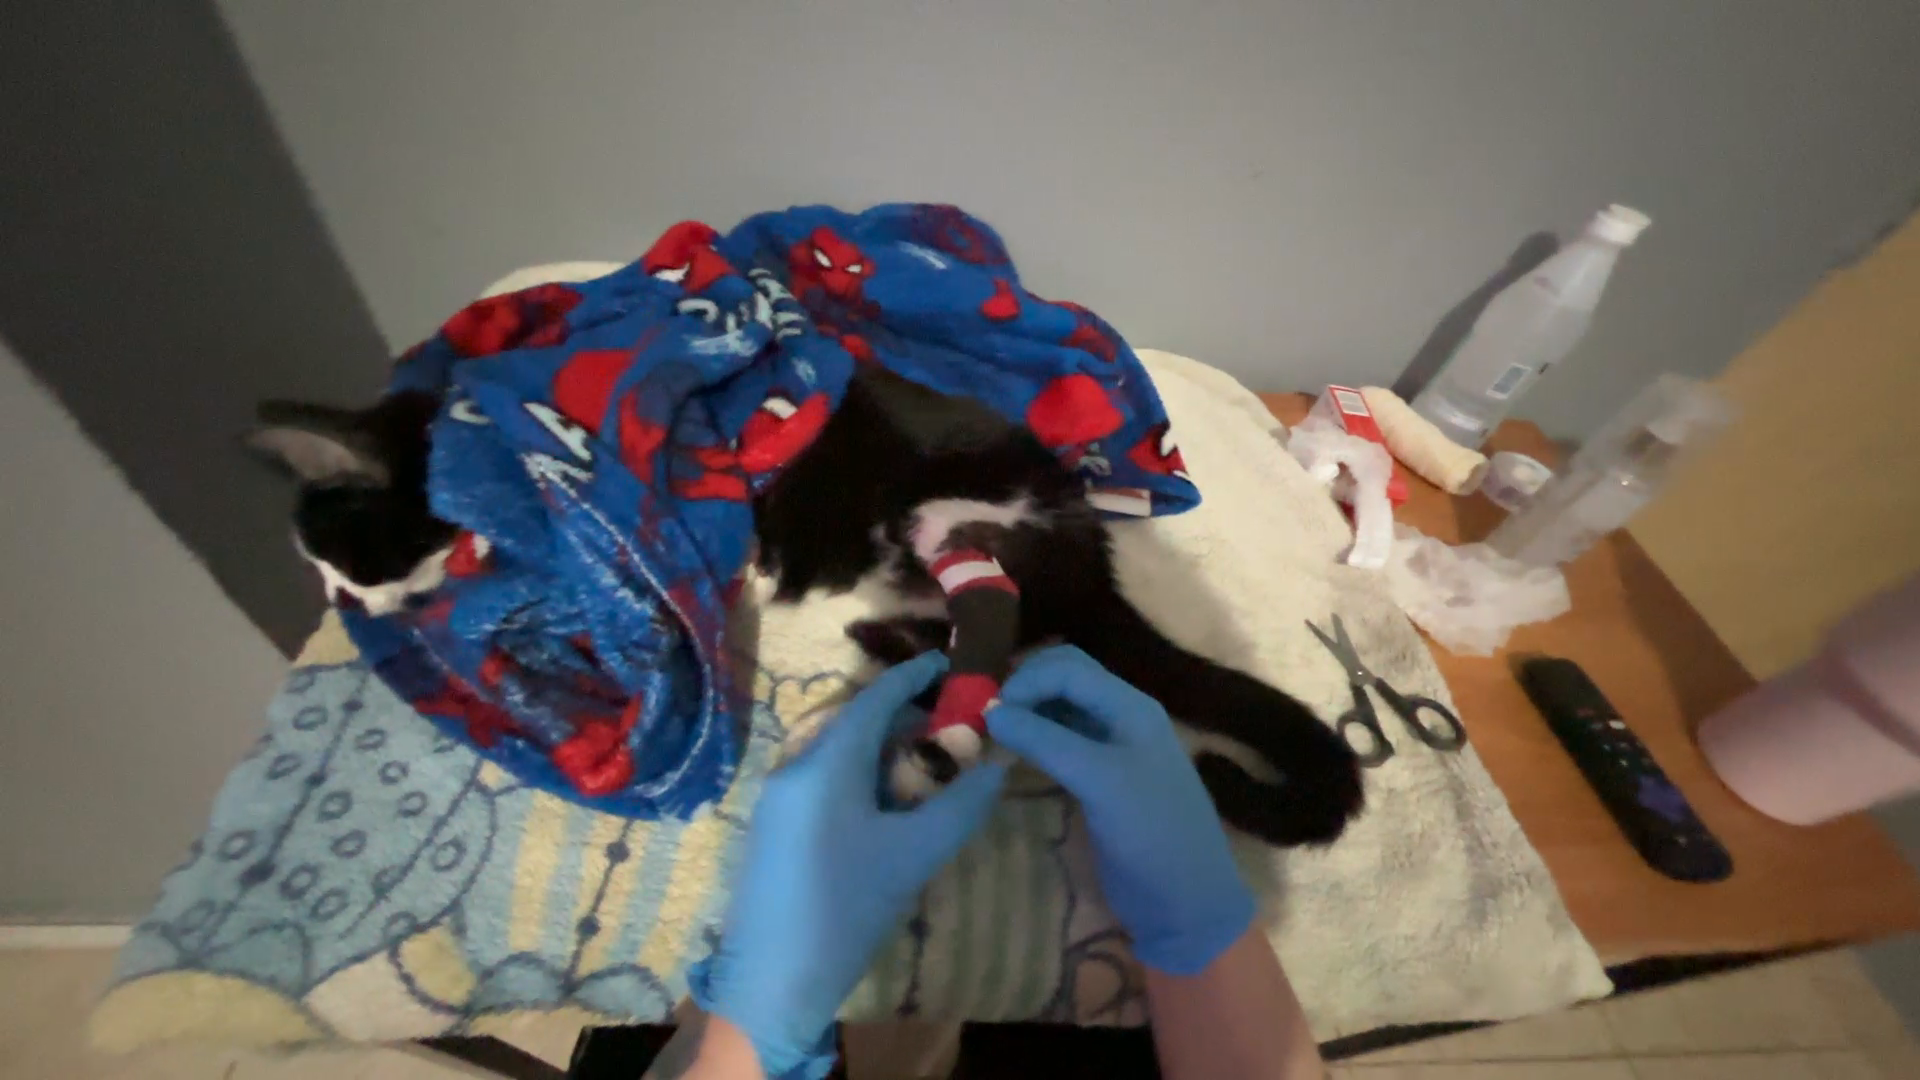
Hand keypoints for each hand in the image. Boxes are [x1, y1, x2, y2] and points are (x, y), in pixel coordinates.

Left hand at [691, 652, 1008, 1077]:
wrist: (768, 985)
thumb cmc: (844, 910)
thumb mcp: (912, 857)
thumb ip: (959, 808)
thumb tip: (997, 769)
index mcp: (826, 763)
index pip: (875, 698)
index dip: (912, 675)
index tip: (946, 662)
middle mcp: (796, 766)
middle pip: (856, 722)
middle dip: (903, 716)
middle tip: (949, 725)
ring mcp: (780, 796)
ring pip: (839, 751)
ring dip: (883, 748)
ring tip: (925, 765)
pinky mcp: (775, 824)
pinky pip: (824, 777)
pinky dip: (861, 774)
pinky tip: (887, 804)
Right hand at [986, 646, 1254, 975]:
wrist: (1186, 904)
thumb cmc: (1151, 834)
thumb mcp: (1099, 781)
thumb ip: (1045, 741)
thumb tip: (991, 712)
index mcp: (1130, 706)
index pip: (1068, 668)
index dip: (1028, 681)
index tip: (992, 712)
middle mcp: (1120, 716)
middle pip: (1064, 677)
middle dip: (1026, 687)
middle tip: (990, 716)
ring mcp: (1109, 746)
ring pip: (1060, 707)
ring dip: (1027, 711)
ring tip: (994, 732)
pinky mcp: (1098, 775)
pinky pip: (1060, 739)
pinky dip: (1034, 738)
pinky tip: (1012, 751)